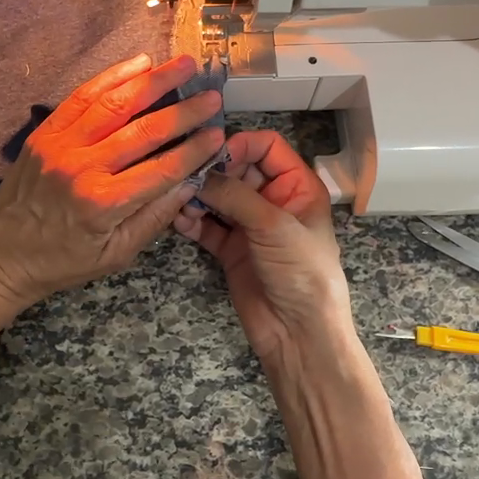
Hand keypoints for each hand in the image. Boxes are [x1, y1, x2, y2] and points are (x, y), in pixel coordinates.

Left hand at [0, 53, 223, 327]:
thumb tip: (191, 181)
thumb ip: (154, 218)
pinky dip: (111, 77)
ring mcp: (61, 145)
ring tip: (182, 65)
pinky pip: (82, 97)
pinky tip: (138, 64)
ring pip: (114, 104)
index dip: (194, 150)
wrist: (2, 256)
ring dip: (152, 81)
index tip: (219, 134)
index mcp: (104, 204)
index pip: (162, 169)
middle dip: (183, 110)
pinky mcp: (45, 132)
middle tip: (212, 94)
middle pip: (144, 131)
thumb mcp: (116, 254)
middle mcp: (83, 168)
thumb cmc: (64, 261)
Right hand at [172, 130, 352, 365]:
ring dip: (198, 196)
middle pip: (237, 170)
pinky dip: (192, 221)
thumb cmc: (302, 272)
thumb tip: (199, 172)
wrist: (299, 334)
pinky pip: (207, 227)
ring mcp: (250, 227)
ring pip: (218, 198)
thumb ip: (235, 195)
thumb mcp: (274, 226)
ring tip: (177, 197)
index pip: (267, 147)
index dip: (240, 145)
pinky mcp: (231, 250)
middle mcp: (273, 201)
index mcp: (297, 187)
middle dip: (212, 171)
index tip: (212, 154)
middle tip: (186, 174)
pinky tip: (178, 220)